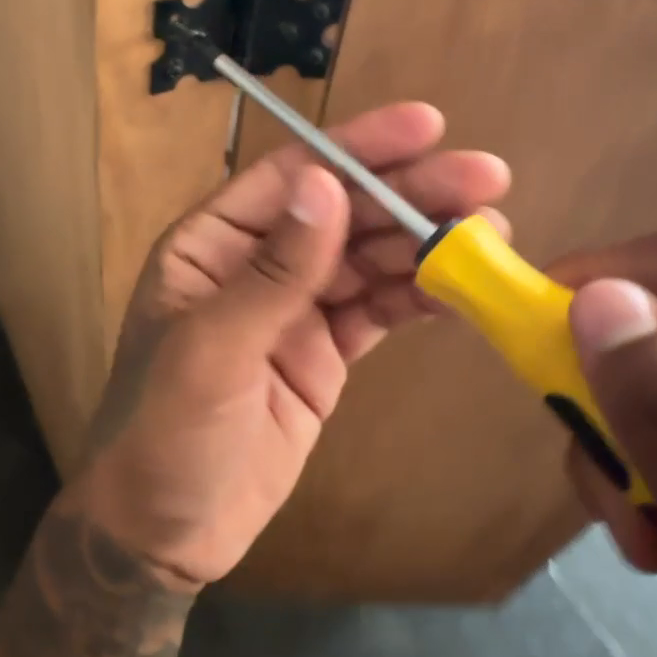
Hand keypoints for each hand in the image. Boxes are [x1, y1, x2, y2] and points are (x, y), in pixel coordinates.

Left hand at [70, 102, 510, 586]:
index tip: (428, 125)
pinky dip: (417, 296)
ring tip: (494, 234)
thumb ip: (272, 273)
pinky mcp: (322, 355)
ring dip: (425, 243)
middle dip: (409, 194)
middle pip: (341, 213)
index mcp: (212, 244)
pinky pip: (376, 312)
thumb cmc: (163, 434)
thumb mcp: (210, 351)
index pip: (291, 176)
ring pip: (366, 260)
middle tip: (489, 180)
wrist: (162, 531)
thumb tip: (324, 183)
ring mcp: (292, 310)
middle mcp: (255, 264)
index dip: (357, 147)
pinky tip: (463, 287)